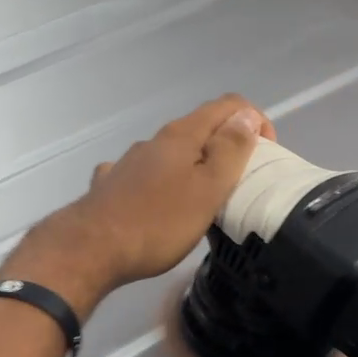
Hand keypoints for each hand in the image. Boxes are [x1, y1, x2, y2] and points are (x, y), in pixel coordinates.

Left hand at [2, 95, 272, 312]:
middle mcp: (153, 142)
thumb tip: (246, 117)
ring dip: (189, 168)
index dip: (254, 121)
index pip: (227, 106)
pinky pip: (139, 177)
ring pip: (167, 155)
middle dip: (223, 148)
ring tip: (198, 201)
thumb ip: (229, 152)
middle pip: (197, 130)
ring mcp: (126, 163)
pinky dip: (156, 184)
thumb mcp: (207, 190)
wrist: (91, 250)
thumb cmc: (157, 224)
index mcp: (182, 136)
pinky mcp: (108, 188)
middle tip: (237, 184)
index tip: (266, 153)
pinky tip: (152, 204)